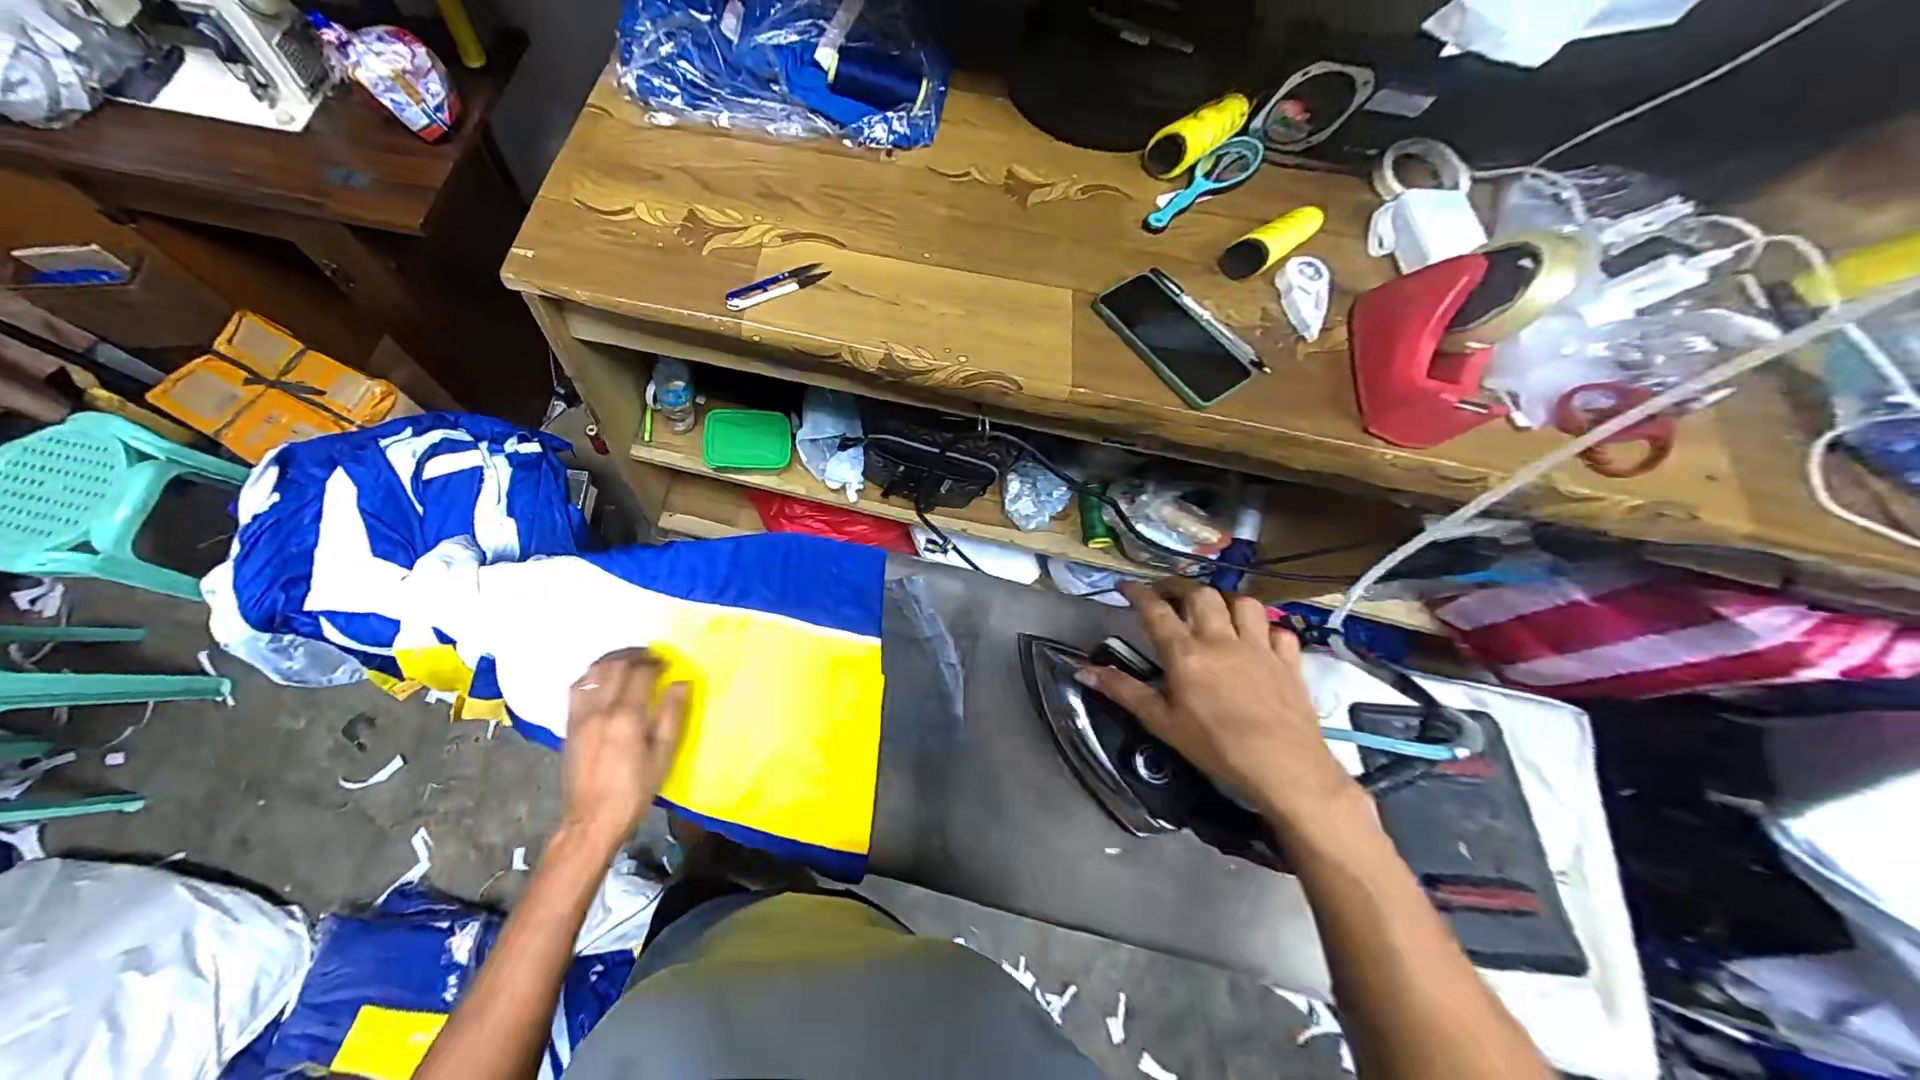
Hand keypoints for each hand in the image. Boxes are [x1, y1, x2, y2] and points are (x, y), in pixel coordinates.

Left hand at [561, 648, 689, 848]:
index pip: (640, 673)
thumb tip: (681, 683)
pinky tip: (603, 678)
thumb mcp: (663, 755)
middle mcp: (599, 709)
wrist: (591, 819)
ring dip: (612, 659)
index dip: (656, 662)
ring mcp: (580, 716)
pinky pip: (577, 687)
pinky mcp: (569, 725)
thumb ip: (672, 715)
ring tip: (628, 661)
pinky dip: (592, 675)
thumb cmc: (634, 790)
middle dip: (634, 655)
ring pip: (592, 672)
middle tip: (651, 656)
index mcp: (626, 717)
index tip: (668, 663)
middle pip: (614, 666)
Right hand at [1078, 582, 1364, 833]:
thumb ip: (1123, 691)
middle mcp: (1221, 639)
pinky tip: (1258, 639)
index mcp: (1185, 653)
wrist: (1282, 764)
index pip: (1156, 611)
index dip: (1139, 593)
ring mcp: (1258, 646)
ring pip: (1243, 602)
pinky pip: (1278, 629)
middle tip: (1169, 596)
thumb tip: (1082, 669)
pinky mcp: (1288, 660)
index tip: (1127, 585)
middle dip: (1180, 588)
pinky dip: (1265, 629)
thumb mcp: (1161, 722)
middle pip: (1200, 595)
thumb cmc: (1215, 746)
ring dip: (1226, 601)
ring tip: (1215, 610)